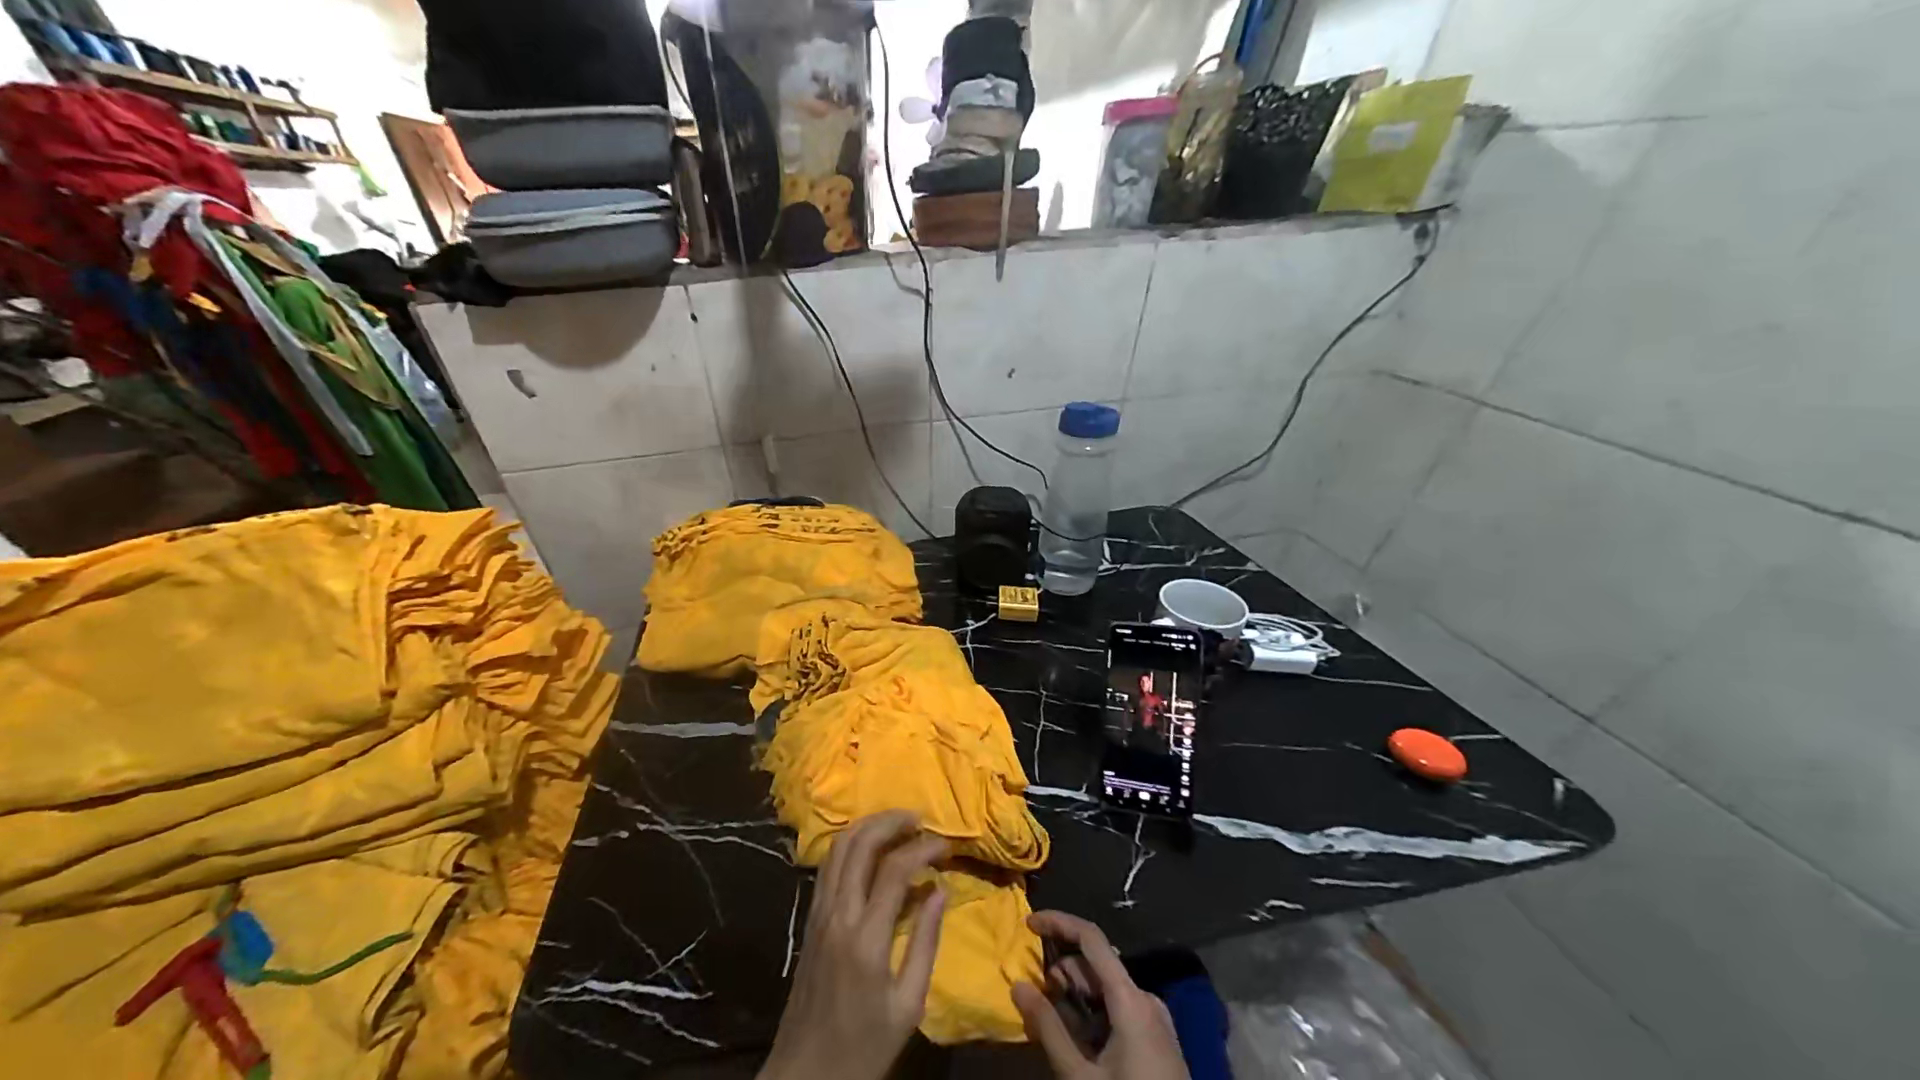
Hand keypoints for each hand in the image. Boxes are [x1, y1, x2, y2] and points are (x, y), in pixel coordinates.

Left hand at [760, 811, 948, 1079]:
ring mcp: (818, 914)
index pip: (894, 870)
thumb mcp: (908, 1005)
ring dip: (868, 827)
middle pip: (859, 845)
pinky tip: (871, 849)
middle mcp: (837, 915)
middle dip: (891, 822)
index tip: (946, 846)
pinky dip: (851, 846)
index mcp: (866, 939)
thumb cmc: (863, 1046)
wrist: (804, 1074)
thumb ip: (926, 943)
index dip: (923, 848)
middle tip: (920, 819)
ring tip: (898, 825)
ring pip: (837, 849)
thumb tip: (940, 890)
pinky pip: (827, 868)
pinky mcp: (809, 920)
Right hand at [1012, 911, 1189, 1079]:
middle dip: (1062, 970)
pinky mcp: (1158, 1040)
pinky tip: (1077, 1040)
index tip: (1028, 923)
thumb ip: (1048, 1028)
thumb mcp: (1079, 1076)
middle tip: (1035, 994)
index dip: (1058, 922)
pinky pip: (1120, 1010)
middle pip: (1097, 965)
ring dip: (1076, 995)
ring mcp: (1155, 1019)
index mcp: (1130, 998)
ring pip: (1107, 989)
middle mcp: (1146, 999)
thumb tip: (1019, 985)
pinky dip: (1094, 1014)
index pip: (1091, 937)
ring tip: (1052, 1021)